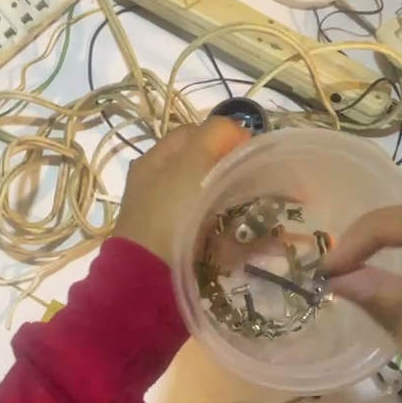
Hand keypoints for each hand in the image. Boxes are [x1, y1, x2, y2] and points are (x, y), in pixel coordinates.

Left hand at [113, 118, 251, 260]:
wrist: (150, 271)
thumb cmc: (169, 210)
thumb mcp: (191, 161)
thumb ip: (215, 134)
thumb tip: (236, 132)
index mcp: (154, 160)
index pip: (192, 133)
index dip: (222, 135)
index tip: (248, 150)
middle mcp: (154, 184)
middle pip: (198, 164)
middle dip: (226, 166)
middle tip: (251, 176)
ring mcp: (163, 214)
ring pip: (203, 193)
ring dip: (227, 194)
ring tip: (250, 201)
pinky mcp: (174, 241)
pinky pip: (205, 224)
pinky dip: (223, 222)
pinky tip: (237, 226)